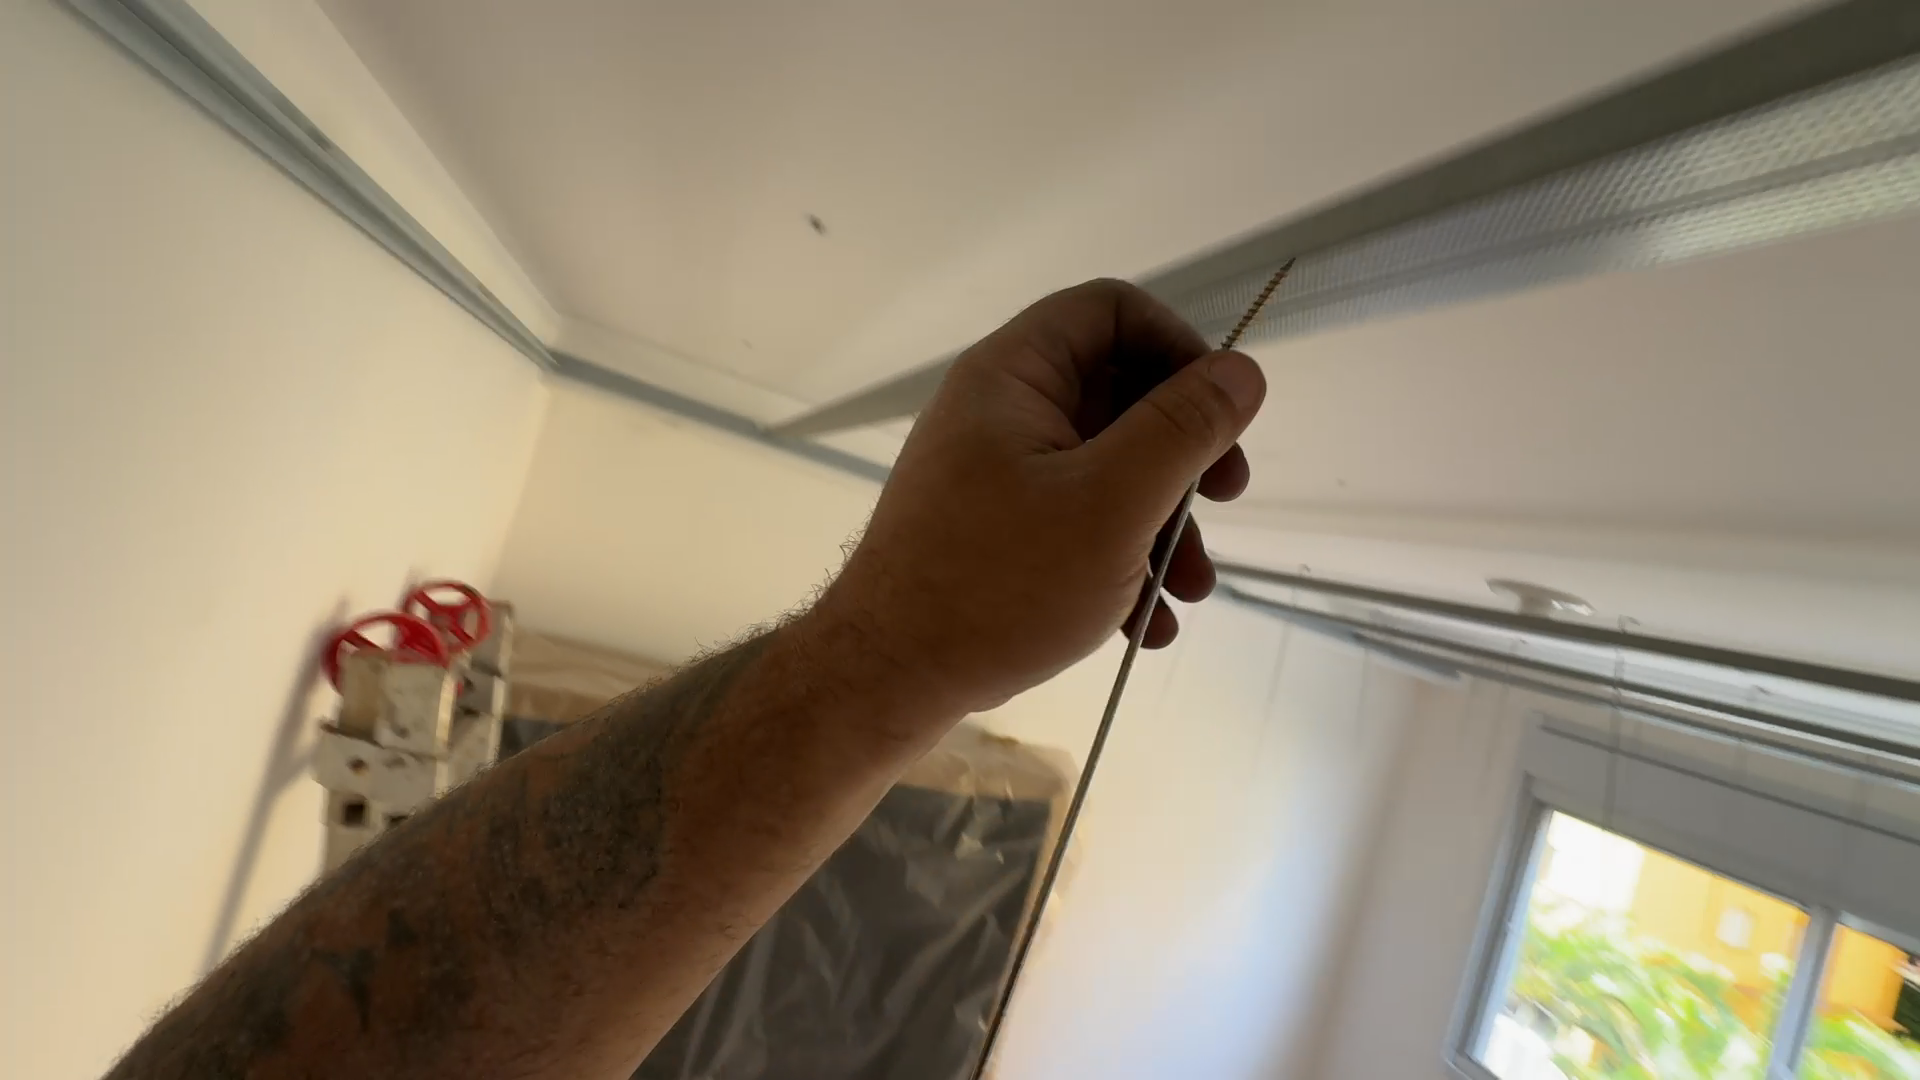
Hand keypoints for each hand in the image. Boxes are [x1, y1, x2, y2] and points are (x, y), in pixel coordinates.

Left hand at [817, 278, 1266, 716]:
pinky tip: (1146, 625)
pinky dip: (1115, 561)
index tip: (1220, 410)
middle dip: (1181, 459)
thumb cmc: (1001, 582)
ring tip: (1190, 594)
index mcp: (1015, 376)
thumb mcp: (1112, 502)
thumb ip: (1183, 428)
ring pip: (1101, 473)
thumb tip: (1243, 371)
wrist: (889, 677)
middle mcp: (1000, 414)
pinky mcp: (994, 531)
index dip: (1178, 346)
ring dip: (1158, 527)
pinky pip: (1071, 523)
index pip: (1111, 312)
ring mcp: (994, 476)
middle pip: (1116, 399)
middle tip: (1223, 502)